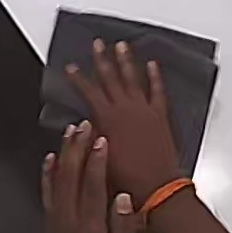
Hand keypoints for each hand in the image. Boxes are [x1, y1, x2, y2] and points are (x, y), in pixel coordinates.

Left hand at [41, 120, 139, 232]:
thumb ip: (124, 228)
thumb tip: (123, 197)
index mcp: (90, 229)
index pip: (92, 187)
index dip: (97, 161)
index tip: (102, 140)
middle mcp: (69, 220)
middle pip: (71, 176)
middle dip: (78, 148)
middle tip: (85, 126)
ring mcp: (56, 219)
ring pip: (57, 179)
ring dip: (63, 153)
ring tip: (70, 132)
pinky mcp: (49, 221)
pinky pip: (46, 192)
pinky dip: (47, 172)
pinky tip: (50, 157)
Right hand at [64, 39, 182, 201]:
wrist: (155, 188)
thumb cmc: (124, 178)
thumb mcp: (97, 156)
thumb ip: (89, 136)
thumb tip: (79, 125)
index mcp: (106, 117)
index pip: (88, 91)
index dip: (78, 78)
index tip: (71, 67)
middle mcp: (125, 108)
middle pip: (110, 77)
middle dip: (102, 59)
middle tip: (98, 44)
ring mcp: (144, 110)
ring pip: (133, 78)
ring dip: (126, 61)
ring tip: (122, 45)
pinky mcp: (160, 116)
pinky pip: (158, 91)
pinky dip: (155, 77)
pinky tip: (153, 65)